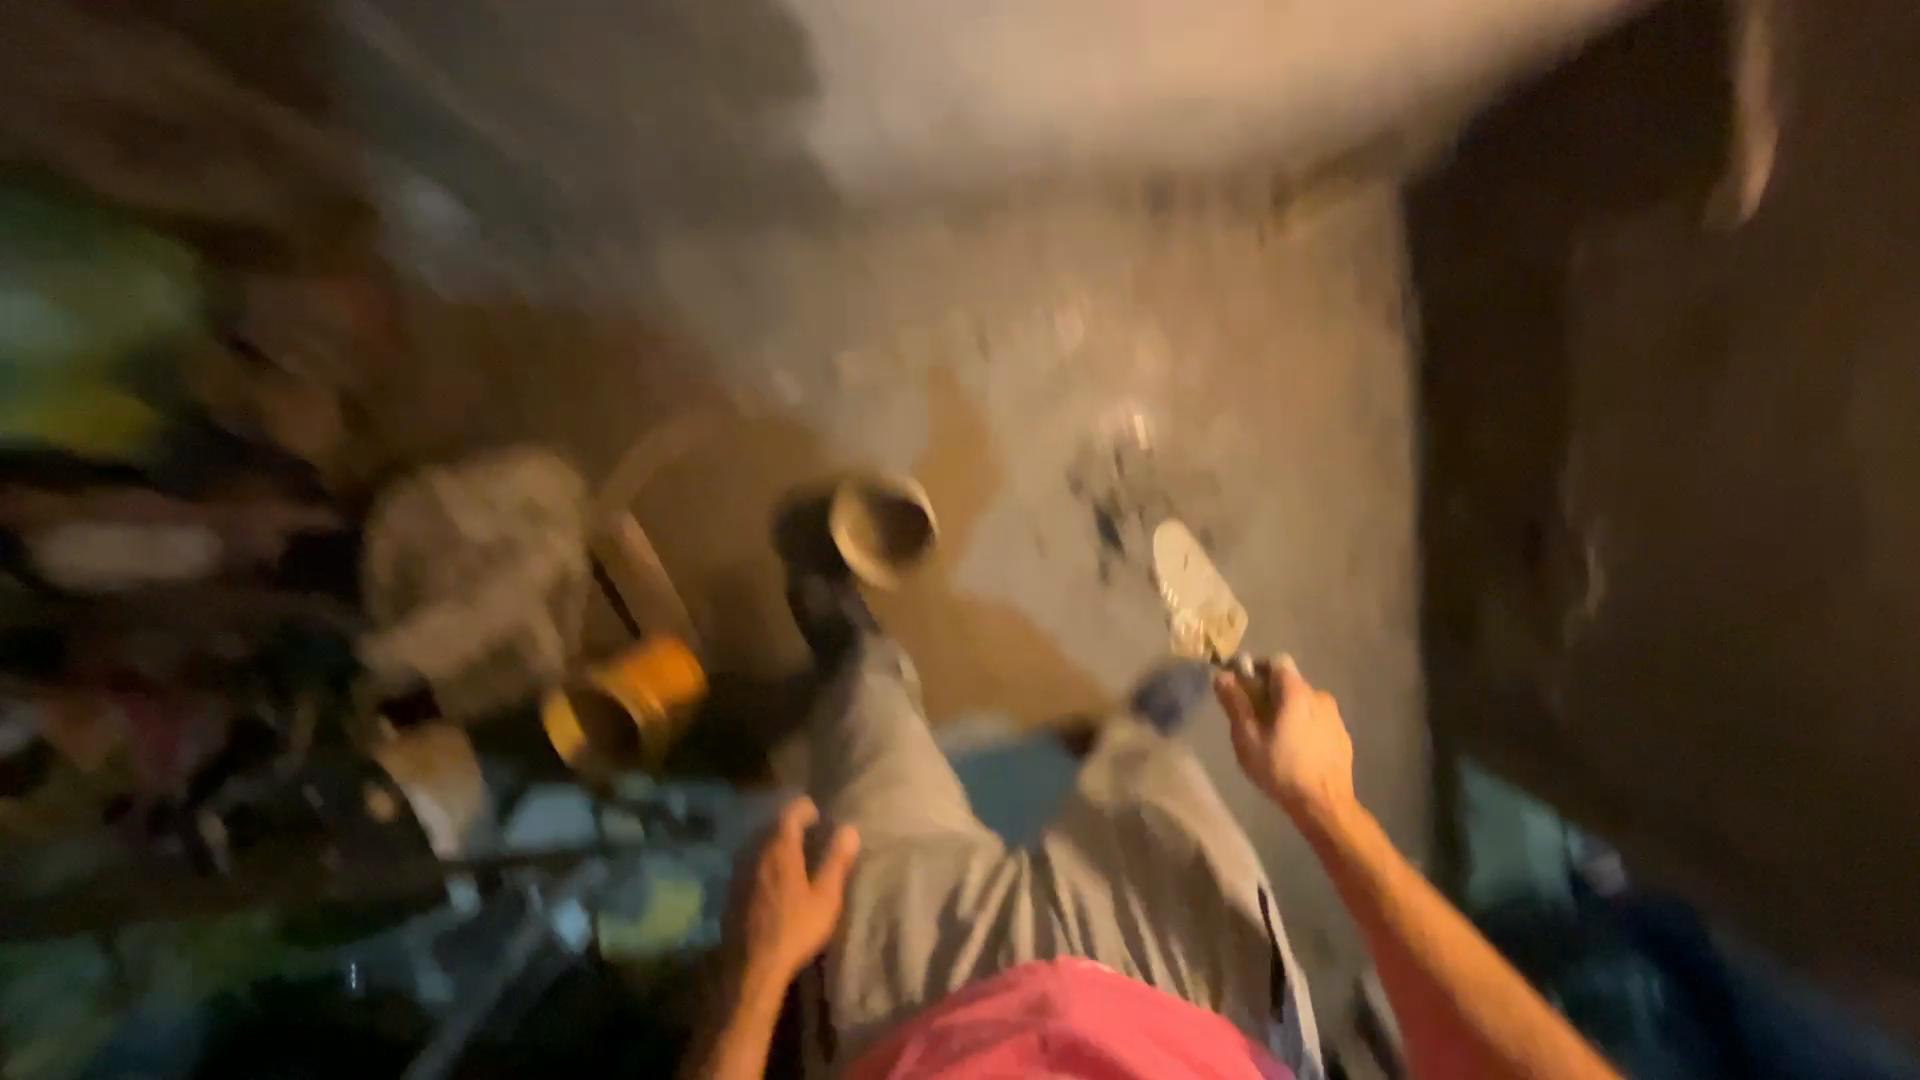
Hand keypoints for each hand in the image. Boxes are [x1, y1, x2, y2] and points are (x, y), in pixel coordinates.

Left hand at [726, 796, 860, 988]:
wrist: (754, 967)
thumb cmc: (796, 929)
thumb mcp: (826, 897)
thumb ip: (836, 861)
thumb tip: (849, 828)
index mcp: (781, 851)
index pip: (789, 814)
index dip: (803, 808)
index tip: (817, 812)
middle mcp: (758, 854)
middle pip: (772, 827)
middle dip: (790, 824)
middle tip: (809, 830)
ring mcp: (742, 873)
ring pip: (760, 845)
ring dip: (776, 842)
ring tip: (794, 852)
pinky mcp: (733, 892)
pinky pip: (751, 863)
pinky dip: (765, 861)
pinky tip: (774, 877)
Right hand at [1214, 655, 1355, 817]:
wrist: (1324, 805)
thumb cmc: (1280, 769)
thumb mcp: (1247, 737)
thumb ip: (1235, 703)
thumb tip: (1222, 675)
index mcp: (1296, 692)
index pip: (1276, 661)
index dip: (1256, 670)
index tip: (1243, 691)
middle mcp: (1319, 696)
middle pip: (1289, 682)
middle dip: (1269, 694)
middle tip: (1253, 719)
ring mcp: (1335, 717)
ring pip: (1304, 702)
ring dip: (1288, 710)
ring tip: (1275, 738)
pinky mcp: (1343, 736)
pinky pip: (1317, 720)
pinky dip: (1304, 725)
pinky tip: (1296, 750)